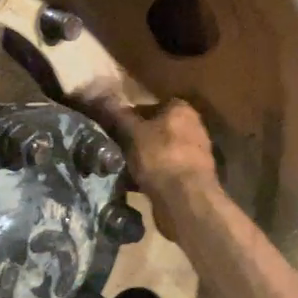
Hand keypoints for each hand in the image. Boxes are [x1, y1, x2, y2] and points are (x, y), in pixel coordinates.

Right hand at [95, 98, 219, 238]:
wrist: (186, 200)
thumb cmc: (159, 156)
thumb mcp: (132, 132)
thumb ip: (118, 115)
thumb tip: (101, 97)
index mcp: (182, 110)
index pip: (153, 104)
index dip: (132, 114)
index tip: (115, 126)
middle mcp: (194, 128)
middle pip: (157, 129)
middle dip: (137, 138)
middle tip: (116, 147)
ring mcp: (195, 155)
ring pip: (161, 152)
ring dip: (143, 159)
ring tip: (121, 167)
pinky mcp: (192, 179)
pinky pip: (166, 171)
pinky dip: (151, 176)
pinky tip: (134, 184)